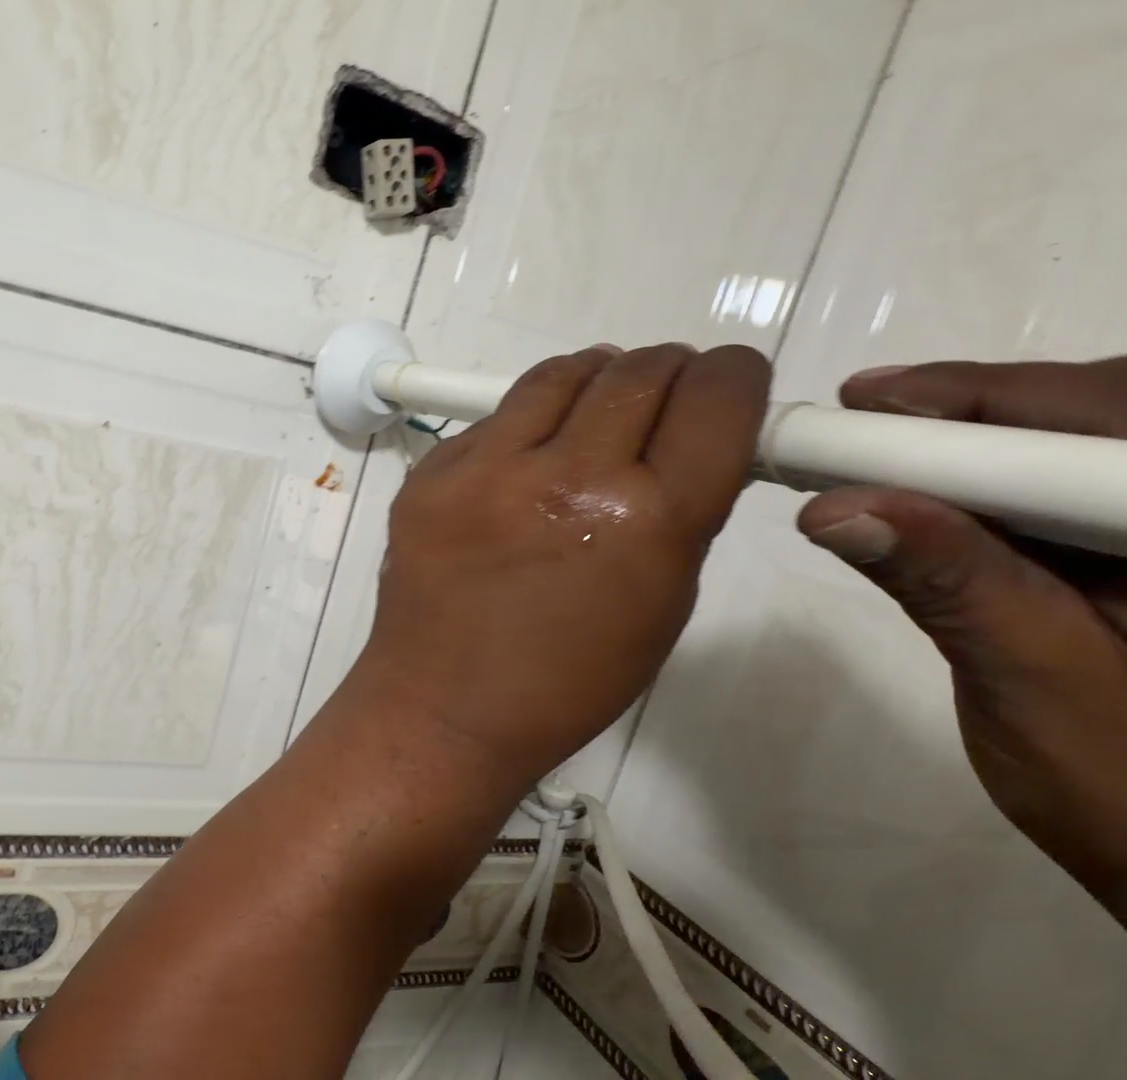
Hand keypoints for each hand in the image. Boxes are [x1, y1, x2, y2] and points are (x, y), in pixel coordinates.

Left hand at [357, 342, 770, 785]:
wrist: (444, 705)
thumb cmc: (568, 676)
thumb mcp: (664, 598)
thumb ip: (681, 507)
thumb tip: (689, 437)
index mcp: (647, 519)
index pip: (716, 395)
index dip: (732, 379)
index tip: (726, 385)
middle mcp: (565, 476)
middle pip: (637, 370)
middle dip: (666, 372)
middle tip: (661, 397)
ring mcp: (484, 470)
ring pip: (559, 374)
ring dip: (594, 380)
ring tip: (595, 410)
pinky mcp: (429, 474)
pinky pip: (492, 421)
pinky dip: (522, 426)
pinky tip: (522, 463)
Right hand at [797, 358, 1126, 920]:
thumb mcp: (1039, 688)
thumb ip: (954, 587)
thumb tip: (836, 508)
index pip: (1108, 424)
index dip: (983, 401)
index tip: (864, 401)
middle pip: (1108, 418)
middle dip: (985, 412)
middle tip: (865, 426)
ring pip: (1094, 449)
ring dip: (986, 449)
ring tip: (883, 461)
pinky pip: (1084, 498)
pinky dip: (1005, 492)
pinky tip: (940, 506)